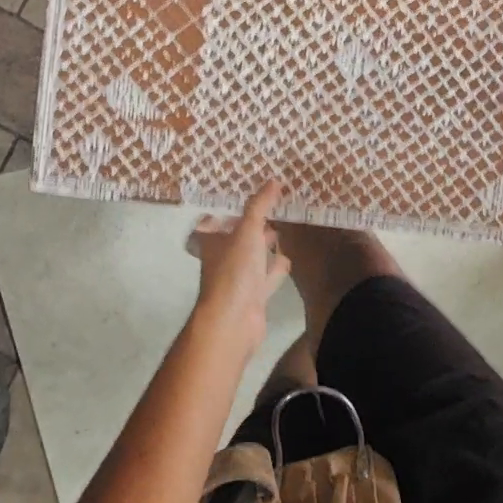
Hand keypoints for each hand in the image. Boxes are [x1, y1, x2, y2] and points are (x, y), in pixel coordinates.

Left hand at [187, 181, 291, 354]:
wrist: (234, 322)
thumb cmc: (234, 271)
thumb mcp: (248, 230)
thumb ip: (260, 206)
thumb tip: (274, 180)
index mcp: (213, 242)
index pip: (215, 222)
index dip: (228, 211)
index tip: (248, 198)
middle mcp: (223, 259)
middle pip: (238, 238)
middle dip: (253, 226)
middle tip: (273, 210)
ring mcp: (238, 280)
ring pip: (254, 257)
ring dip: (266, 246)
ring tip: (284, 230)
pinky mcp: (254, 297)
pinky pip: (267, 276)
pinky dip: (276, 267)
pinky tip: (289, 258)